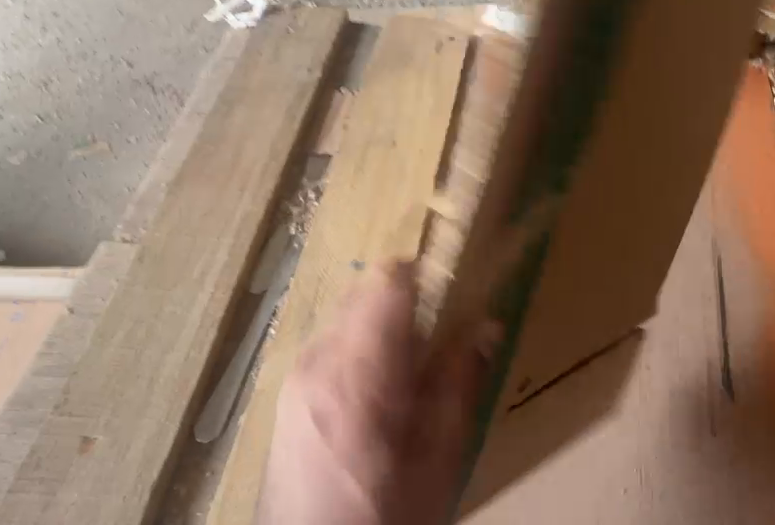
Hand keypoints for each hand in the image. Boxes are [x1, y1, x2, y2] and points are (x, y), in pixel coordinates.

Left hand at [258, 262, 490, 524]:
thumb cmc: (386, 515)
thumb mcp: (439, 458)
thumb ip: (461, 383)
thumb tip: (488, 324)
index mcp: (360, 374)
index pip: (388, 280)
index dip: (425, 273)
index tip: (452, 289)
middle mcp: (319, 362)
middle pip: (367, 291)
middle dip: (406, 304)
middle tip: (436, 341)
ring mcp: (296, 377)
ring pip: (348, 315)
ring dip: (381, 326)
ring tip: (406, 375)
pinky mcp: (286, 394)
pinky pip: (330, 343)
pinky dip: (358, 349)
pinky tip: (374, 396)